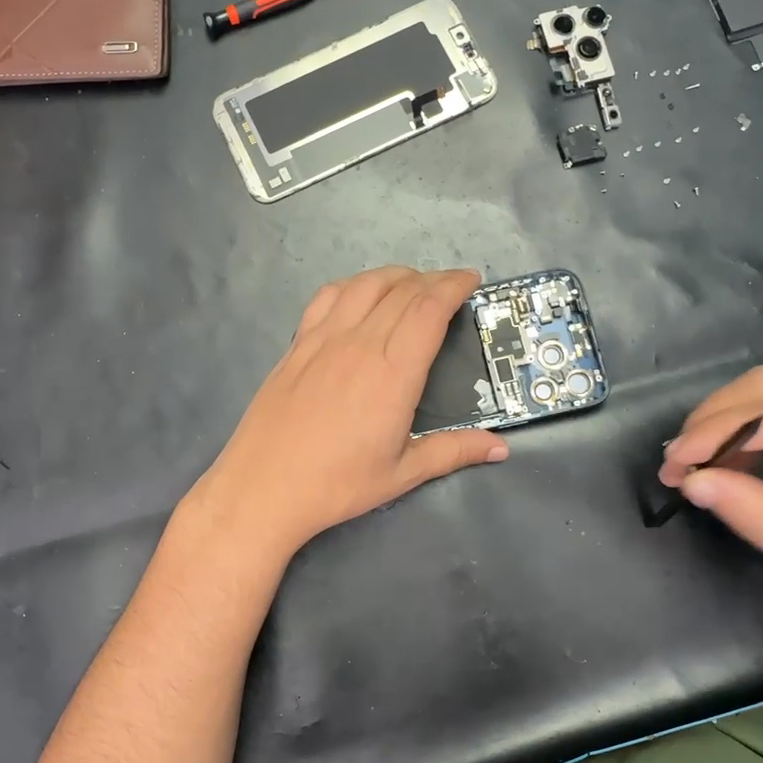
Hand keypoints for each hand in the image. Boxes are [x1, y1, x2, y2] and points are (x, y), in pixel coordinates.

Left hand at [181, 267, 508, 556]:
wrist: (263, 487)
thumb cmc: (337, 484)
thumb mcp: (402, 474)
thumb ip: (453, 452)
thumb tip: (500, 449)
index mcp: (392, 372)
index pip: (428, 309)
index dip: (453, 286)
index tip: (470, 280)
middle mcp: (358, 343)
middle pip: (401, 290)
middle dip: (432, 280)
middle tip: (450, 287)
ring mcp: (322, 339)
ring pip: (363, 285)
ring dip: (394, 275)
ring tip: (411, 284)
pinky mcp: (296, 345)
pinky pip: (327, 298)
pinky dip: (352, 285)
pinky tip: (359, 294)